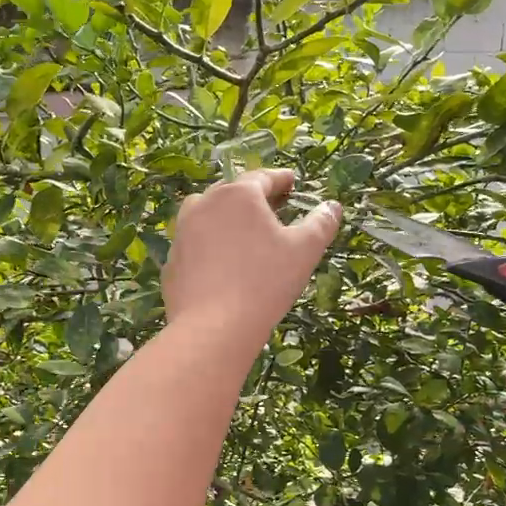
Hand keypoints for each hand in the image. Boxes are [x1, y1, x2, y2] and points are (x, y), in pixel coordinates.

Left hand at [164, 169, 341, 343]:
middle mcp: (204, 205)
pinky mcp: (172, 261)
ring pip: (207, 215)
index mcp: (237, 195)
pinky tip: (221, 264)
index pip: (262, 178)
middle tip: (271, 207)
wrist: (214, 327)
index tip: (291, 181)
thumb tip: (332, 206)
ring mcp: (182, 233)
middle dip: (252, 197)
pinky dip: (209, 247)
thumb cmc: (265, 282)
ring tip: (243, 231)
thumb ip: (321, 223)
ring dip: (225, 218)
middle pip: (231, 193)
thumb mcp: (304, 251)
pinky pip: (195, 245)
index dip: (280, 179)